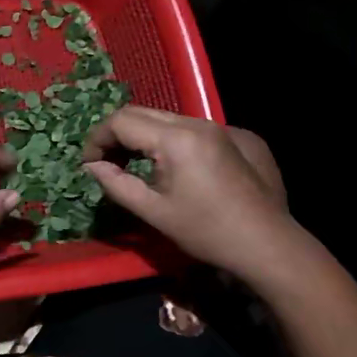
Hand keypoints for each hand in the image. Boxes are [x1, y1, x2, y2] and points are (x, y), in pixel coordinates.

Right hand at [83, 106, 298, 279]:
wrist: (268, 244)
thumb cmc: (206, 232)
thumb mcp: (153, 212)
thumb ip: (117, 184)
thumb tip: (93, 166)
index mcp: (176, 139)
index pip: (121, 121)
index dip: (97, 139)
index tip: (89, 164)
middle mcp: (198, 123)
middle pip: (142, 113)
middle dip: (117, 134)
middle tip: (106, 162)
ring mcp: (220, 127)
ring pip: (167, 118)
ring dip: (143, 135)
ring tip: (134, 164)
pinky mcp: (238, 136)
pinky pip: (192, 128)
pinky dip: (171, 140)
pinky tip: (174, 167)